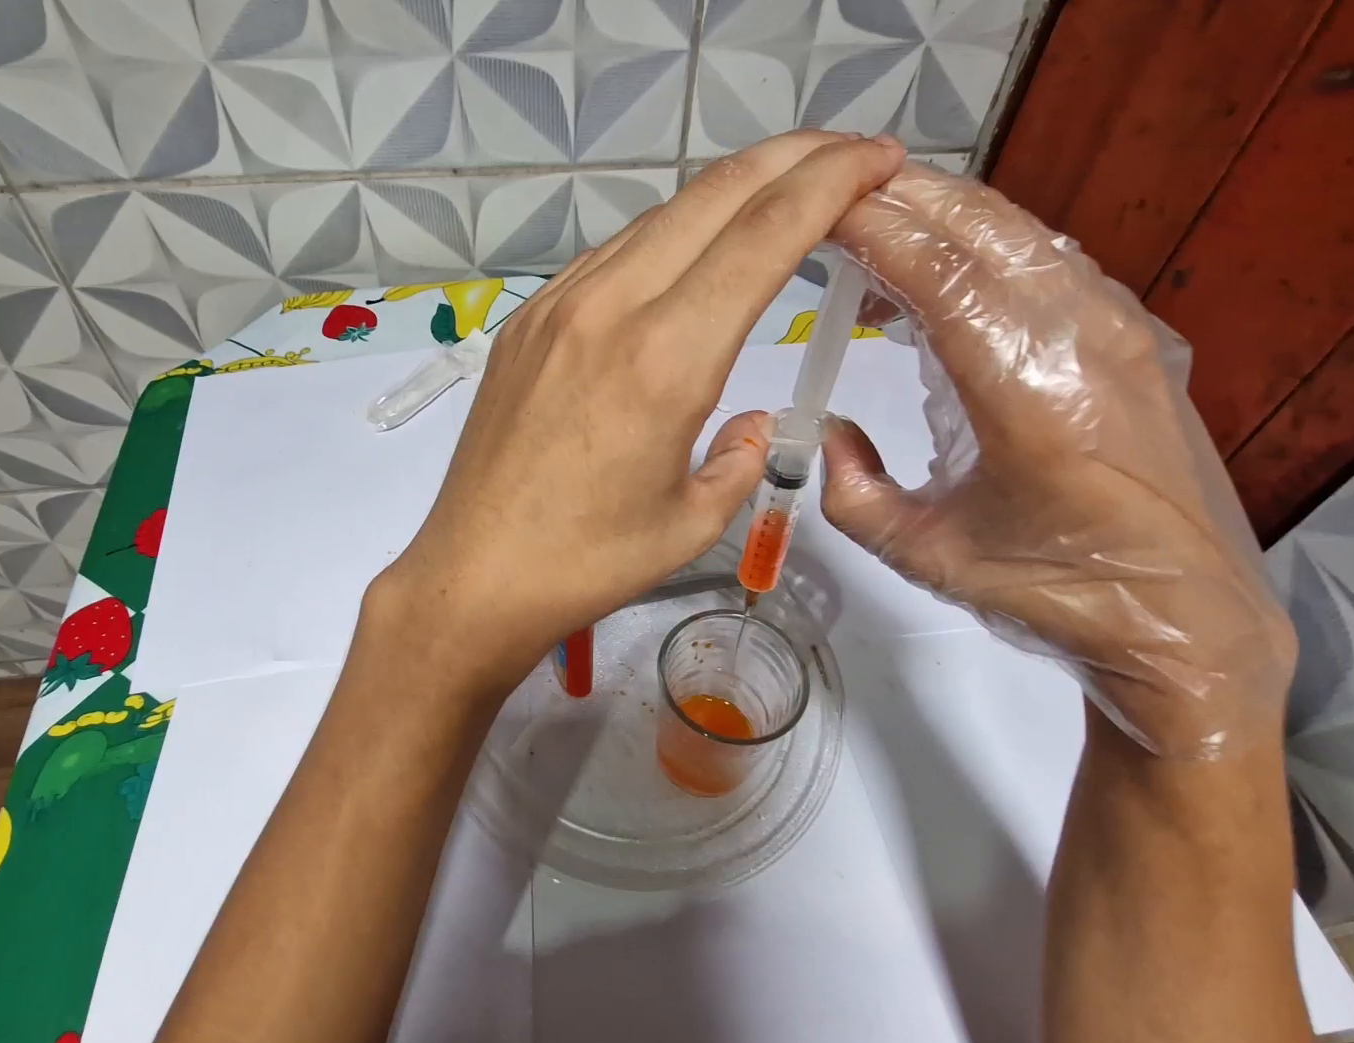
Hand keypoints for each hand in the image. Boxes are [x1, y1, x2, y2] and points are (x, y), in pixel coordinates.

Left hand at [375, 131, 907, 691]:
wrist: (474, 574)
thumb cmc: (588, 562)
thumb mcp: (693, 521)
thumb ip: (741, 457)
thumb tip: (751, 421)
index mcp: (666, 359)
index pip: (765, 235)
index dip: (832, 181)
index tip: (879, 159)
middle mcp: (610, 310)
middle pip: (715, 196)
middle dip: (794, 159)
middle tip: (847, 157)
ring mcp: (558, 308)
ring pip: (659, 218)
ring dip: (728, 195)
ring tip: (776, 199)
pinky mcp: (526, 322)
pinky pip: (610, 256)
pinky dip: (666, 238)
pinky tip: (687, 257)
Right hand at [821, 163, 1295, 757]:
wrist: (1187, 618)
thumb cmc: (1052, 591)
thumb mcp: (925, 554)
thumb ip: (852, 492)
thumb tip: (828, 430)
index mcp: (1027, 393)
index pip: (938, 274)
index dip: (873, 230)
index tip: (815, 211)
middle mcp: (1083, 338)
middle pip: (982, 228)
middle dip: (901, 201)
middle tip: (832, 203)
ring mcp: (1121, 328)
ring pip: (1019, 233)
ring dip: (943, 221)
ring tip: (875, 236)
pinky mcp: (1136, 337)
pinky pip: (1049, 263)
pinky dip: (985, 251)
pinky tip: (944, 283)